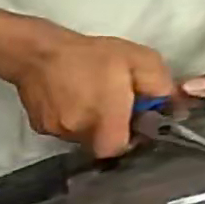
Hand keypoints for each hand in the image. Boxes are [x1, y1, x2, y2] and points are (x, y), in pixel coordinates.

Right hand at [10, 29, 175, 157]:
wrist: (37, 54)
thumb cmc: (90, 56)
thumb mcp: (141, 60)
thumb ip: (160, 85)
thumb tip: (167, 104)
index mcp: (103, 117)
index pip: (115, 149)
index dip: (127, 142)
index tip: (132, 125)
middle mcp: (76, 129)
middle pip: (98, 143)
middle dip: (108, 129)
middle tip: (113, 106)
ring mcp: (54, 129)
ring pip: (79, 136)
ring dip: (88, 124)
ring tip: (88, 100)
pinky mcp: (38, 125)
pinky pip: (61, 130)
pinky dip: (69, 120)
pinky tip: (68, 101)